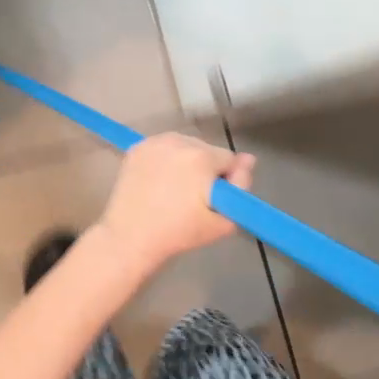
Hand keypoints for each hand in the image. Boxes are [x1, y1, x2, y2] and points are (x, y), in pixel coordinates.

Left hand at [95, 132, 255, 270]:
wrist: (129, 237)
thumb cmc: (178, 233)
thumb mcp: (222, 220)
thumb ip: (241, 188)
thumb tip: (249, 160)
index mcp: (202, 157)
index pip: (230, 159)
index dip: (227, 180)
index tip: (215, 199)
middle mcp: (178, 141)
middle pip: (206, 149)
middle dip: (207, 169)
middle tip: (195, 197)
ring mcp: (154, 142)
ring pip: (184, 146)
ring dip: (187, 161)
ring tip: (176, 189)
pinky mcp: (136, 148)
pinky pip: (163, 149)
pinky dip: (166, 160)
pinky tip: (159, 181)